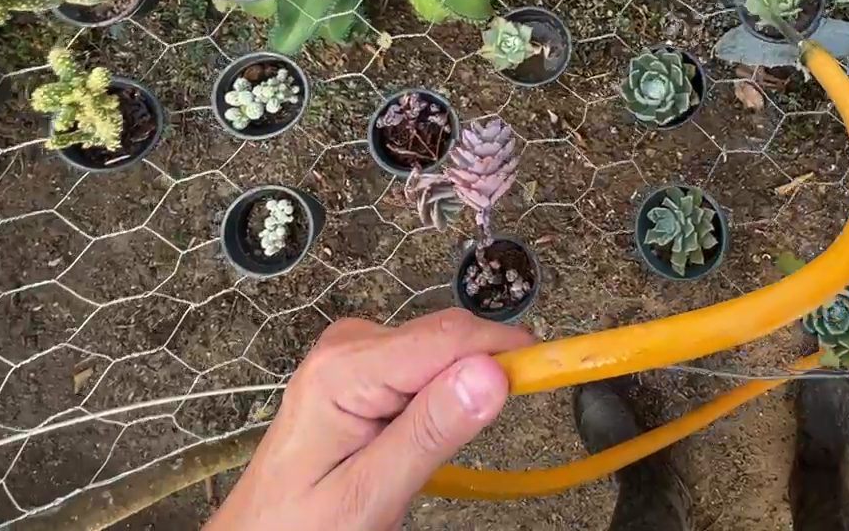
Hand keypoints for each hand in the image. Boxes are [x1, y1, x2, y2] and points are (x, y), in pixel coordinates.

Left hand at [206, 309, 533, 530]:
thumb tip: (493, 372)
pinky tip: (426, 424)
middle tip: (499, 421)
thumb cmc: (301, 530)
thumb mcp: (368, 497)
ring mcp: (355, 347)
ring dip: (460, 380)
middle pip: (445, 336)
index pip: (447, 337)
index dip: (502, 348)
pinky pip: (423, 358)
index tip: (548, 370)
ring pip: (439, 345)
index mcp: (345, 367)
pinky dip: (442, 385)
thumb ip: (430, 432)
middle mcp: (351, 340)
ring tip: (452, 436)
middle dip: (481, 368)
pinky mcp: (362, 359)